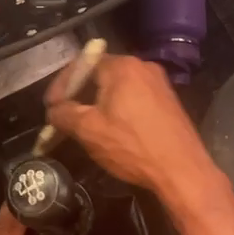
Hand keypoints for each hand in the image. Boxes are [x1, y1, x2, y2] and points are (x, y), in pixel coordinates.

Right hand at [45, 53, 219, 205]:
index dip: (61, 84)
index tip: (51, 106)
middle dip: (79, 94)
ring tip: (84, 125)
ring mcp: (159, 84)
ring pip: (117, 87)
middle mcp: (143, 67)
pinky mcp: (168, 101)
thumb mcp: (89, 130)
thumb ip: (65, 114)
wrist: (182, 171)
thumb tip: (53, 110)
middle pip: (100, 74)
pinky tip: (111, 130)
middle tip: (64, 115)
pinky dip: (117, 109)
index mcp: (123, 66)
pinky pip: (134, 97)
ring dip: (97, 103)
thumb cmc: (132, 146)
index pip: (82, 64)